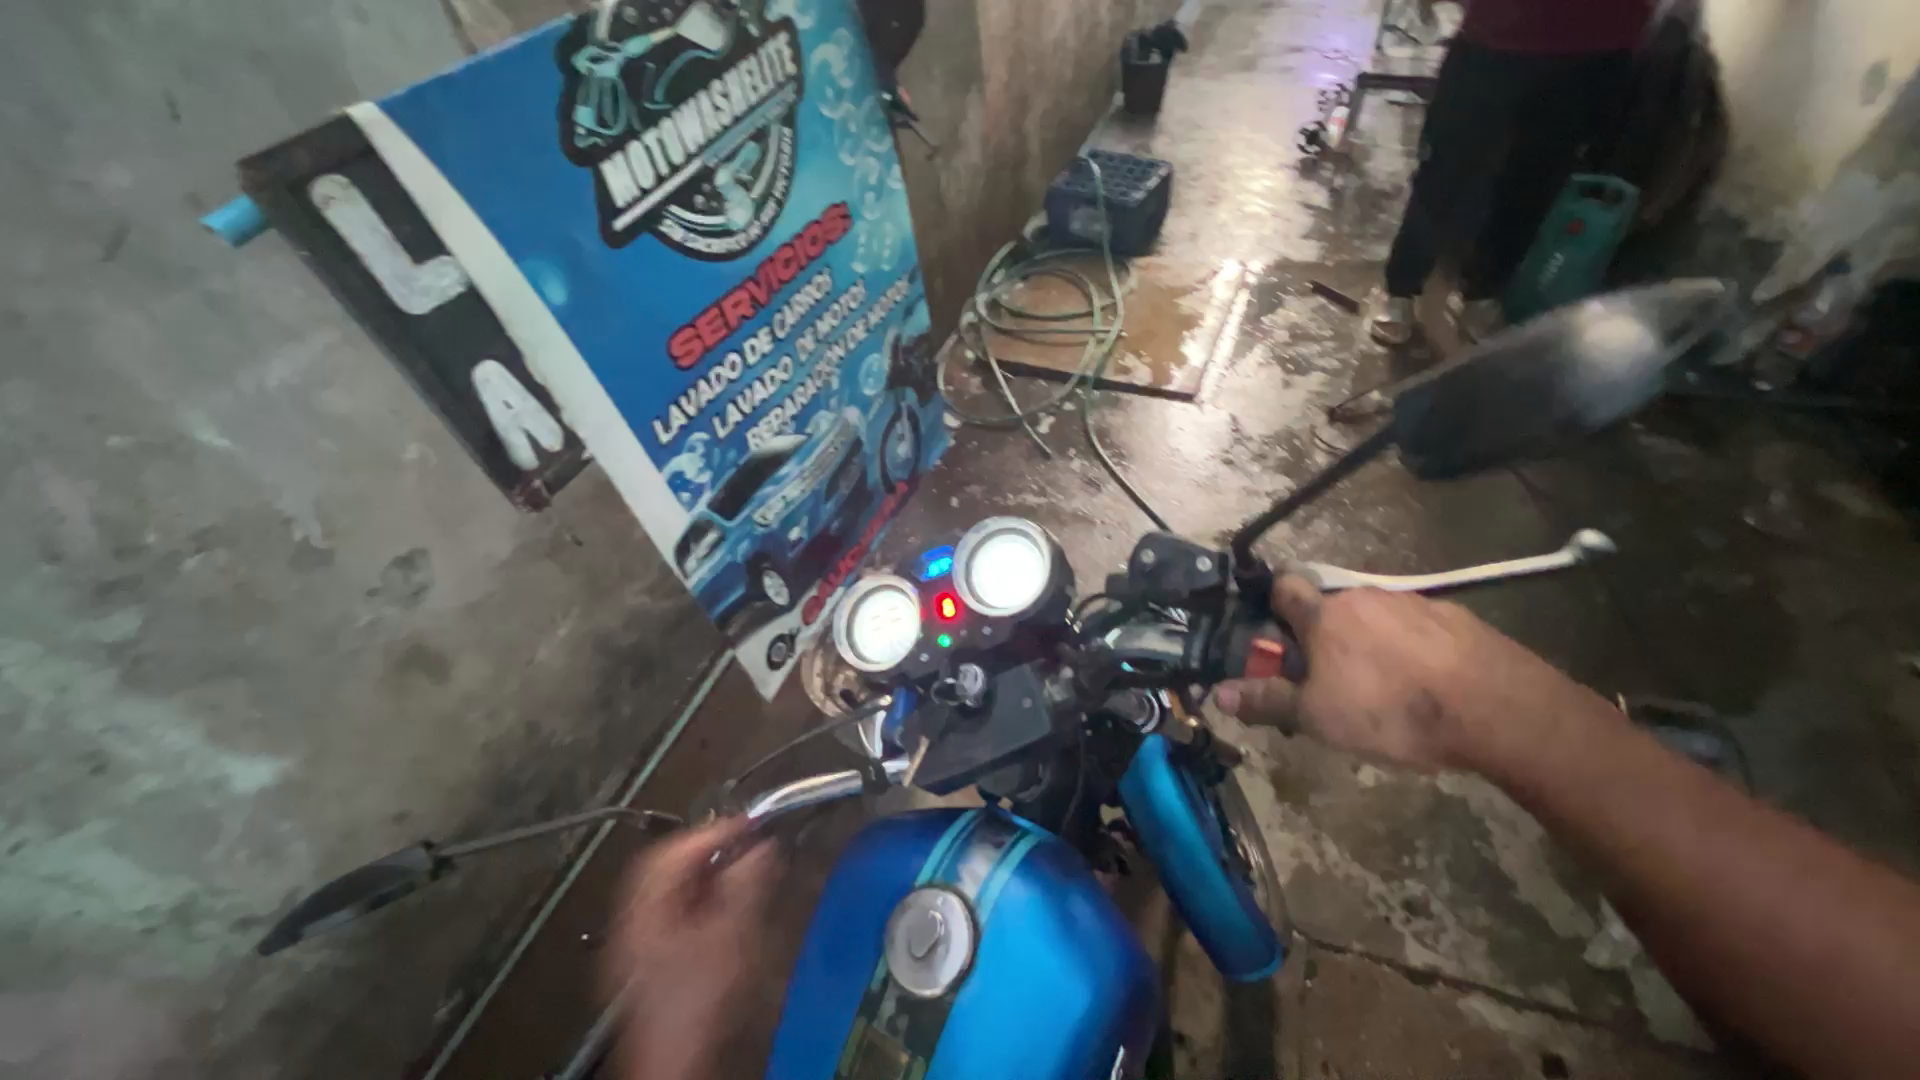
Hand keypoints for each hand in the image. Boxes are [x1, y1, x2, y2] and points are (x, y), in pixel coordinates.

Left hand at [610, 817, 779, 1079]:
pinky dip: (711, 905)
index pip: (670, 852)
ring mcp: (645, 949)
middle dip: (713, 853)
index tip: (750, 826)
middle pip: (671, 871)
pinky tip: (736, 914)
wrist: (683, 1070)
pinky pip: (684, 918)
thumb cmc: (700, 1003)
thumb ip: (747, 885)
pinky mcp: (660, 969)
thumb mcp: (731, 936)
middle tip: (750, 847)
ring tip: (749, 874)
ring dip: (714, 878)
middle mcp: (638, 924)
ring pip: (678, 895)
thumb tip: (763, 847)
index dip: (712, 832)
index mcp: (646, 910)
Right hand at [1211, 576, 1581, 770]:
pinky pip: (1415, 629)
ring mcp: (1413, 603)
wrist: (1498, 709)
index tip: (1275, 639)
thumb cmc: (1392, 711)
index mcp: (1323, 615)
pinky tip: (1423, 684)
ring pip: (1373, 618)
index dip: (1273, 607)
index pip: (1283, 587)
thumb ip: (1267, 700)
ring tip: (1382, 688)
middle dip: (1322, 637)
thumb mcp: (1318, 718)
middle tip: (1328, 680)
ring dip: (1366, 643)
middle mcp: (1363, 596)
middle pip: (1329, 608)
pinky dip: (1409, 649)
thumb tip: (1218, 693)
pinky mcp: (1455, 618)